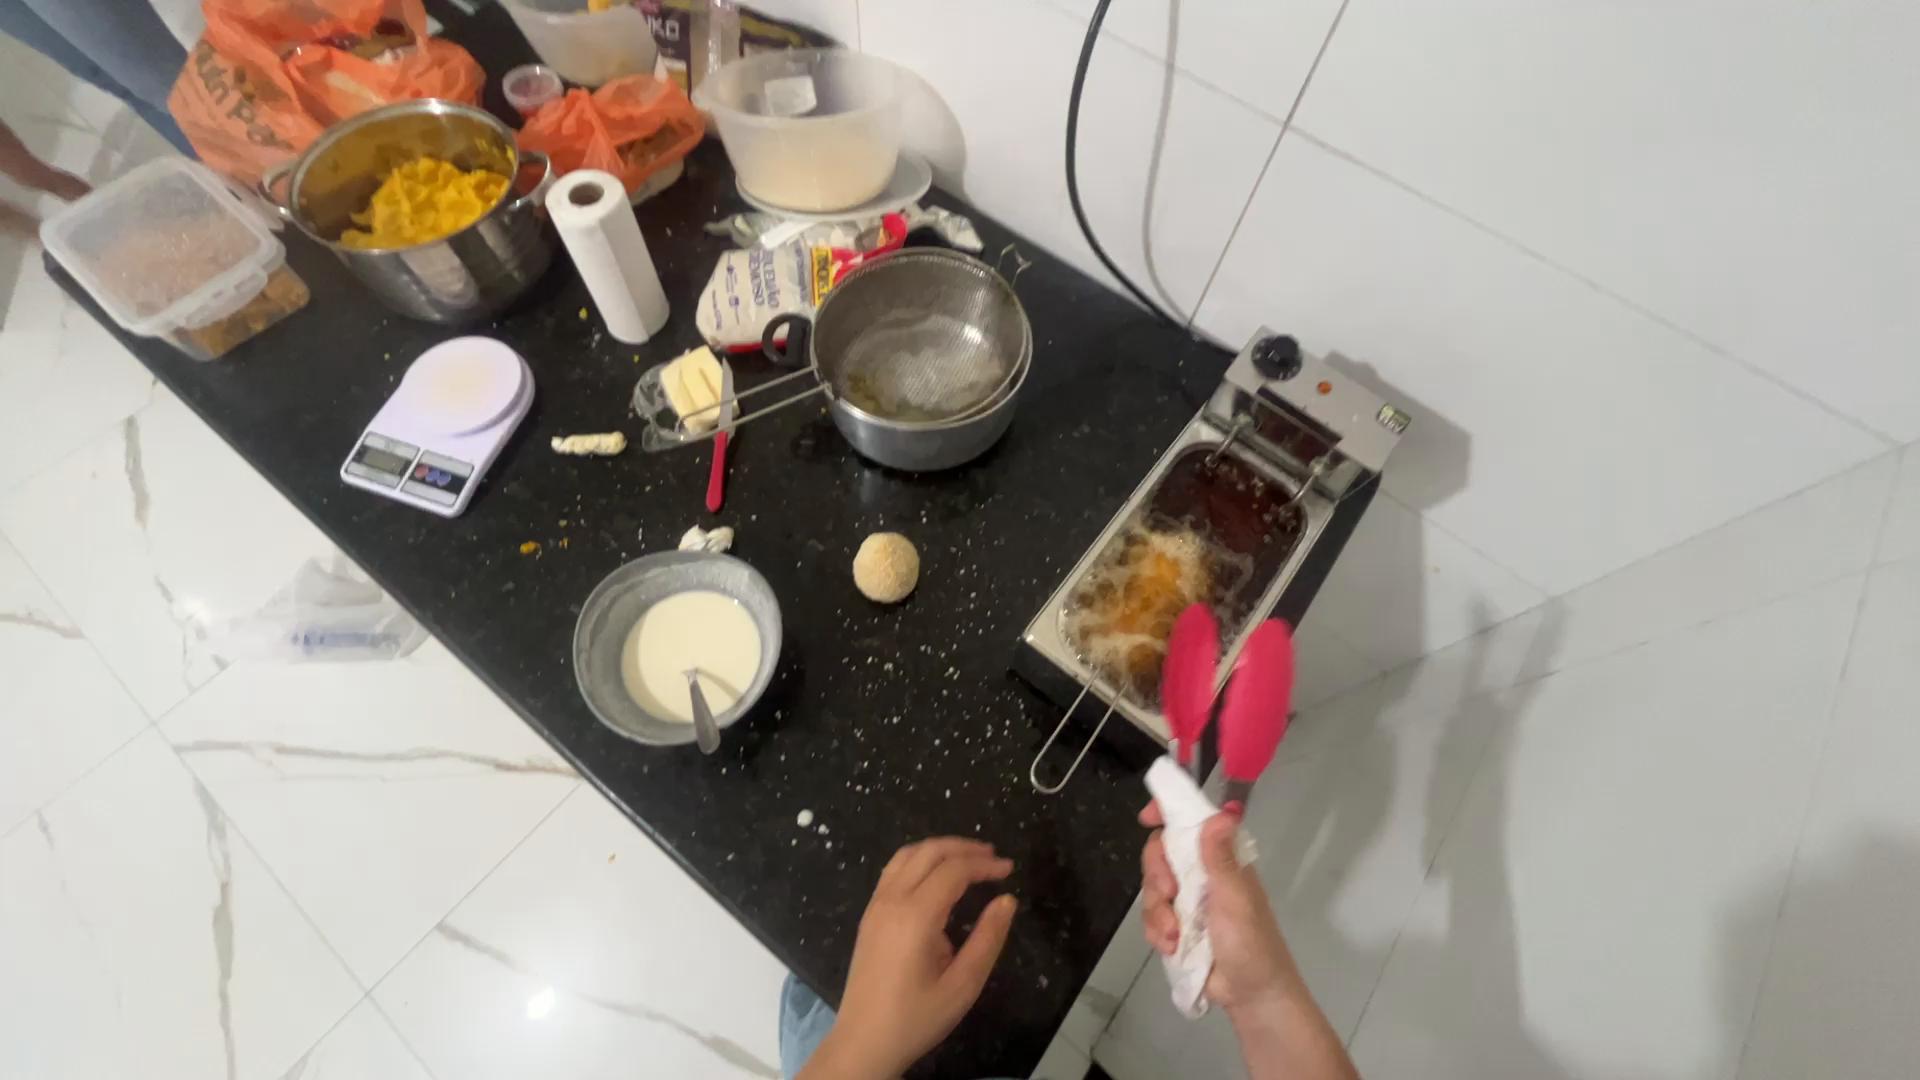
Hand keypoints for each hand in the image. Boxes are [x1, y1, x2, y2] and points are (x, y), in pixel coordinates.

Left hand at [803, 838, 1017, 1079]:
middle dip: (964, 848)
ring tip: (968, 858)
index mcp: (916, 915)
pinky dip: (920, 858)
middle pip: (930, 851)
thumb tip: (1007, 900)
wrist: (863, 1043)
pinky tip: (935, 873)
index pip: (954, 870)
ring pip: (909, 853)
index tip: (1009, 869)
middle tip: (993, 857)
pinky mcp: (870, 912)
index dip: (984, 865)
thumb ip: (987, 939)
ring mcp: (876, 903)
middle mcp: (892, 899)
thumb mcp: (962, 986)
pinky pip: (894, 868)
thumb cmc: (916, 1018)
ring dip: (940, 848)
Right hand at [1139, 802, 1301, 1013]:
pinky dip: (1155, 930)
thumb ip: (1222, 858)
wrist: (1252, 997)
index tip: (1146, 818)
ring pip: (1150, 885)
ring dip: (1157, 911)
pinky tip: (1170, 946)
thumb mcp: (1236, 899)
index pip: (1190, 821)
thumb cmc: (1252, 943)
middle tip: (1168, 893)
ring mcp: (1186, 897)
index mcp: (1220, 857)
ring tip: (1174, 936)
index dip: (1166, 813)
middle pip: (1160, 851)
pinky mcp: (1175, 922)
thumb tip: (1222, 814)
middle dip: (1156, 873)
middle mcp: (1200, 871)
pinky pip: (1150, 914)